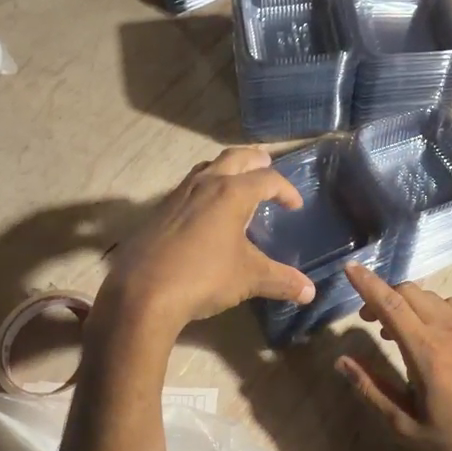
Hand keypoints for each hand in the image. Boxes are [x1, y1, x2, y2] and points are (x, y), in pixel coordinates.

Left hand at [100, 148, 316, 335]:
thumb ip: (281, 280)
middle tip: (267, 165)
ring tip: (236, 181)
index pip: (267, 179)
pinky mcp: (159, 211)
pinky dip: (205, 187)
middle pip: (235, 158)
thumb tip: (309, 292)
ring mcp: (178, 194)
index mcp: (232, 193)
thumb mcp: (248, 278)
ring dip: (226, 168)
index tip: (295, 205)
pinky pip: (188, 186)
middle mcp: (205, 184)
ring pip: (207, 167)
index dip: (285, 189)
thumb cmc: (203, 277)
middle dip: (254, 160)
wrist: (142, 292)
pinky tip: (205, 211)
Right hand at [335, 263, 451, 450]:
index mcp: (425, 350)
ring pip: (430, 296)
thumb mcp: (406, 425)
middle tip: (369, 320)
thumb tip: (342, 362)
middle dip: (383, 296)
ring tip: (398, 332)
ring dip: (407, 303)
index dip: (367, 283)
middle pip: (408, 292)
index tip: (349, 267)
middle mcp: (448, 328)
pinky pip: (451, 305)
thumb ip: (372, 389)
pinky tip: (431, 336)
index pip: (389, 303)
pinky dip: (431, 309)